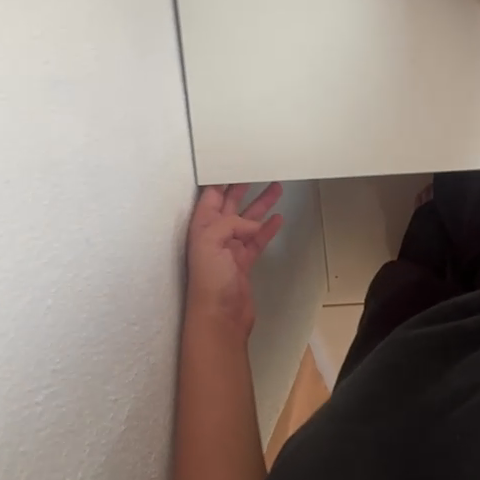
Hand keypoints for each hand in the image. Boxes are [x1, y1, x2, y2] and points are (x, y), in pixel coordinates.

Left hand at [185, 183, 283, 338]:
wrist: (219, 317)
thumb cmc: (209, 283)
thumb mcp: (211, 242)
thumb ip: (231, 224)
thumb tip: (253, 224)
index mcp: (201, 227)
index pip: (211, 195)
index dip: (221, 178)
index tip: (233, 163)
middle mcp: (214, 236)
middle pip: (230, 204)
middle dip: (243, 186)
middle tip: (256, 170)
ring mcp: (229, 249)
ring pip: (248, 220)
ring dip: (260, 204)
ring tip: (276, 188)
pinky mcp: (243, 263)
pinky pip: (257, 240)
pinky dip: (268, 228)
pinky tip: (277, 219)